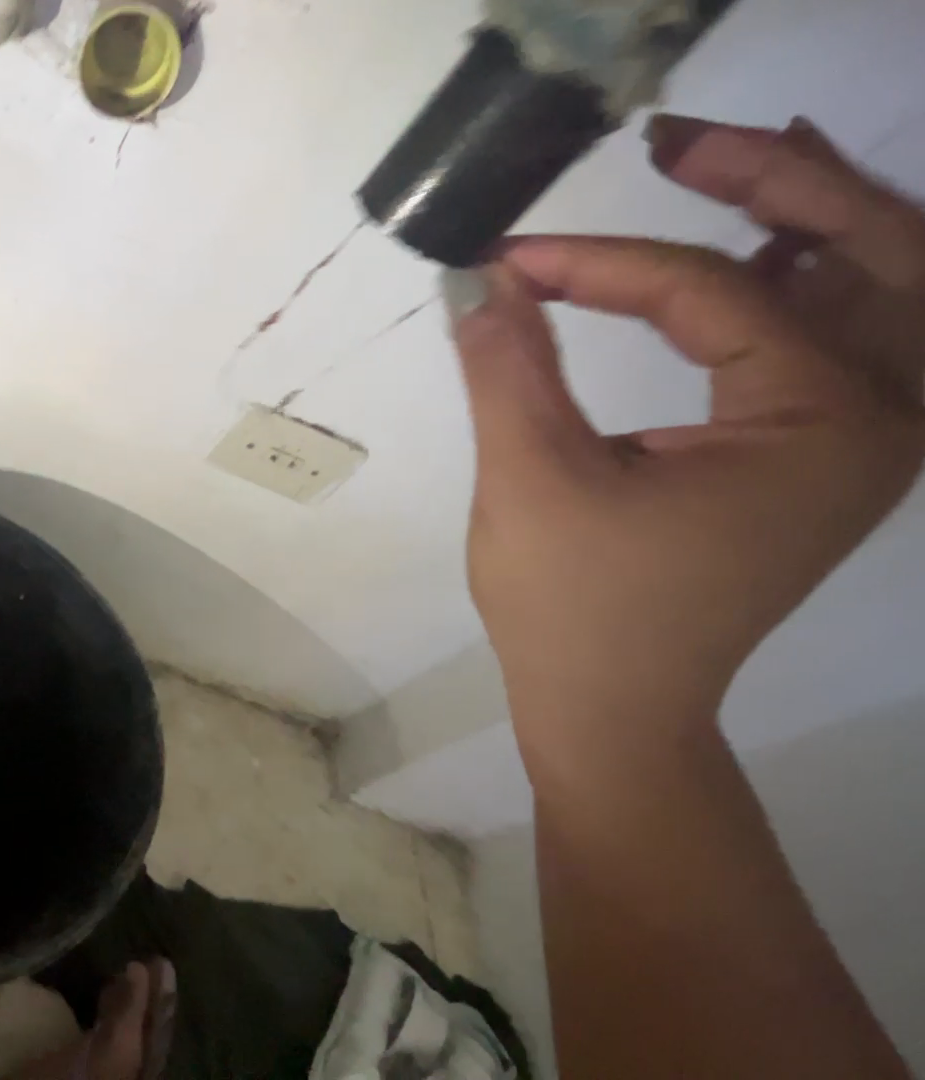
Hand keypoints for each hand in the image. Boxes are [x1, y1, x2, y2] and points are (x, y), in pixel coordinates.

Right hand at [447, 115, 924, 743]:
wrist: (612, 701)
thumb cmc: (572, 603)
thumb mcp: (530, 479)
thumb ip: (510, 369)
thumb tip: (482, 281)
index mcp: (826, 422)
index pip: (715, 293)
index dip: (601, 263)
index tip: (507, 257)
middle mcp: (888, 416)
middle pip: (874, 252)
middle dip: (779, 182)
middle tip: (679, 141)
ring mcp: (865, 436)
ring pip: (879, 288)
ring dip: (813, 217)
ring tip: (735, 163)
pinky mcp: (821, 453)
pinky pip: (840, 338)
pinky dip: (802, 281)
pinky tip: (754, 251)